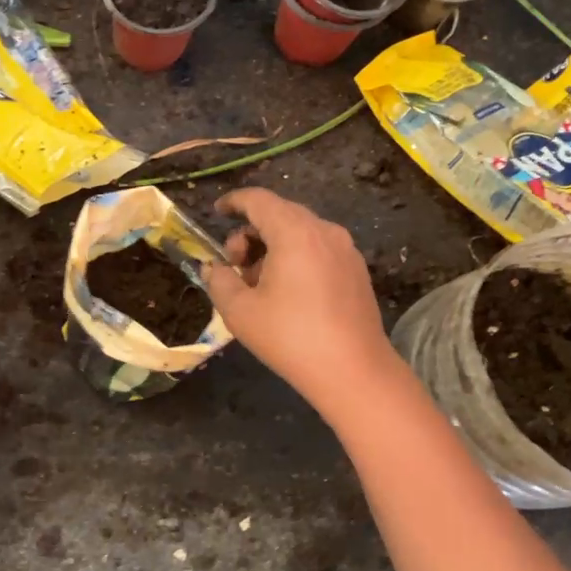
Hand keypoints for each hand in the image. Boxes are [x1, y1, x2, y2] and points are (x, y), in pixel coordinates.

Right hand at [201, 188, 399, 405]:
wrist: (353, 371)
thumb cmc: (290, 337)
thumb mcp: (239, 311)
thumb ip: (220, 281)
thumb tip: (214, 268)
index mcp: (294, 233)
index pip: (258, 200)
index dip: (233, 201)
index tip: (217, 211)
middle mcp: (324, 231)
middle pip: (280, 213)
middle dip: (250, 232)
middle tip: (234, 265)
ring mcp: (345, 250)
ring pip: (300, 232)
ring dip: (272, 246)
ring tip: (258, 284)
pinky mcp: (356, 270)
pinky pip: (318, 249)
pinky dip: (295, 257)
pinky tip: (287, 293)